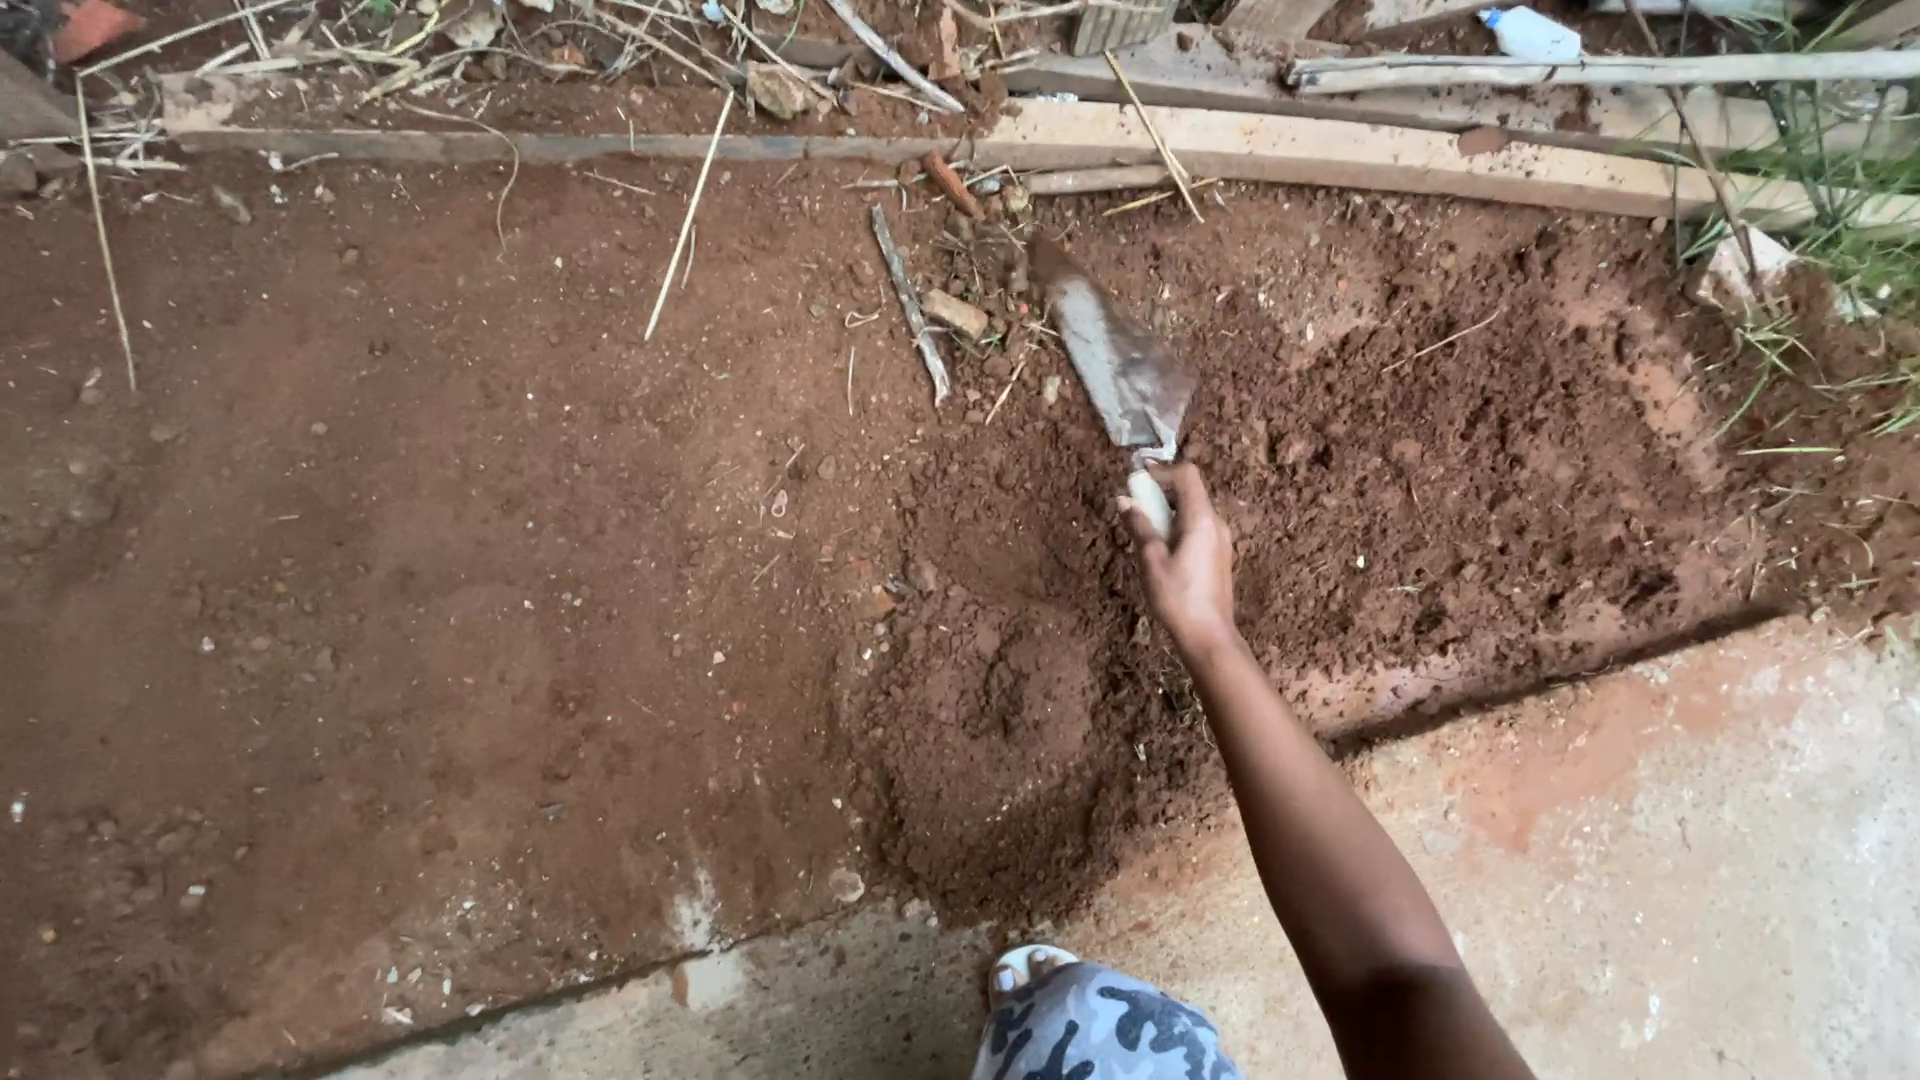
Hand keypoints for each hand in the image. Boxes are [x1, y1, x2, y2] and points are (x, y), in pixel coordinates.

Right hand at [1120, 463, 1239, 657]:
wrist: (1208, 635)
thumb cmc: (1177, 598)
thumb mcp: (1151, 560)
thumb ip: (1139, 526)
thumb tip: (1125, 501)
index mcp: (1201, 519)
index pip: (1186, 475)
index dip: (1161, 470)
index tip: (1137, 478)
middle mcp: (1216, 523)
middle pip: (1190, 491)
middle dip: (1160, 491)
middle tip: (1134, 504)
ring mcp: (1220, 540)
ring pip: (1192, 510)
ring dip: (1167, 510)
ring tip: (1143, 529)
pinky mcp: (1218, 555)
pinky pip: (1196, 527)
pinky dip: (1176, 525)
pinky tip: (1159, 548)